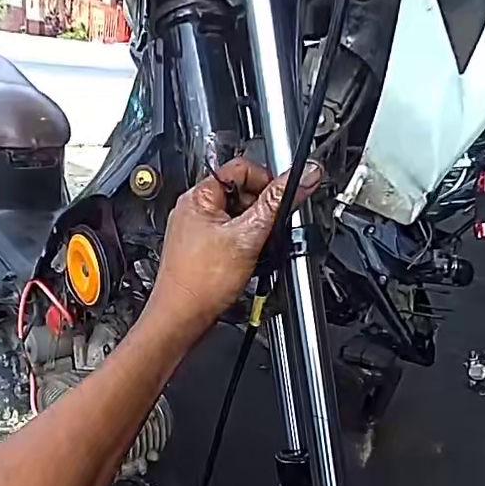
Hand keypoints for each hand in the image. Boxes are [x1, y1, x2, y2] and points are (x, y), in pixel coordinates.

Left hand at [144, 157, 320, 334]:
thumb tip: (302, 176)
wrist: (182, 317)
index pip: (242, 168)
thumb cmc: (201, 282)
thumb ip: (277, 203)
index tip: (281, 200)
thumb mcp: (248, 236)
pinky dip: (244, 245)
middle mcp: (194, 209)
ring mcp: (197, 230)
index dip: (267, 182)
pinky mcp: (202, 250)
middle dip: (262, 211)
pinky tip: (246, 260)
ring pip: (238, 217)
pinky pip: (231, 236)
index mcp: (198, 196)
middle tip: (269, 230)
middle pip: (242, 193)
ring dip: (254, 230)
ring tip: (255, 249)